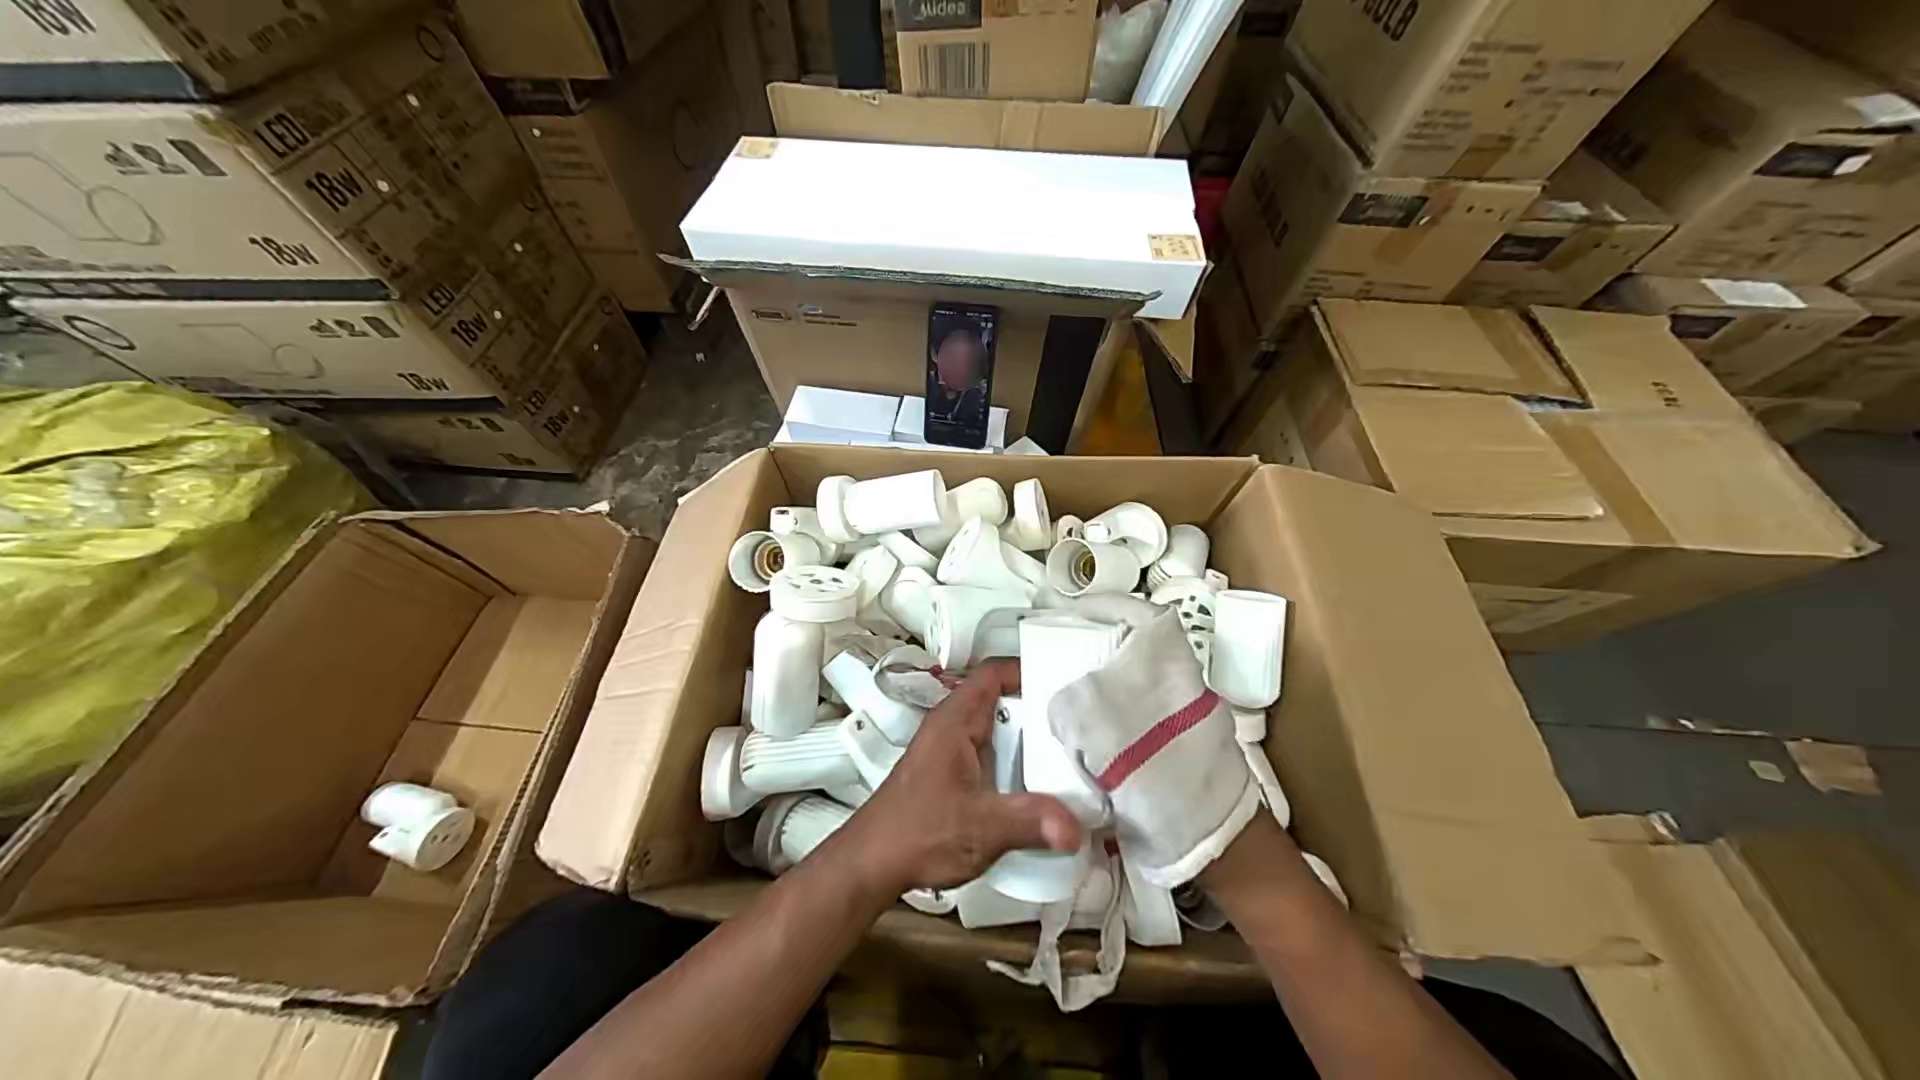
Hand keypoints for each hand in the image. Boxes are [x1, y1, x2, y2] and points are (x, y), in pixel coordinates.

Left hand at [829, 659, 1081, 895]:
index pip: (993, 674)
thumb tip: (1076, 828)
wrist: (871, 864)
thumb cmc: (919, 832)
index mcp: (956, 720)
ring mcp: (951, 751)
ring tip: (1073, 752)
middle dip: (1040, 709)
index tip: (1066, 682)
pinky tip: (1042, 785)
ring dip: (1031, 740)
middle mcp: (953, 727)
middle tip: (1080, 723)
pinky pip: (993, 754)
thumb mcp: (981, 826)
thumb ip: (1031, 822)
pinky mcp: (952, 775)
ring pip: (999, 730)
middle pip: (1002, 700)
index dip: (1029, 669)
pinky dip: (1017, 762)